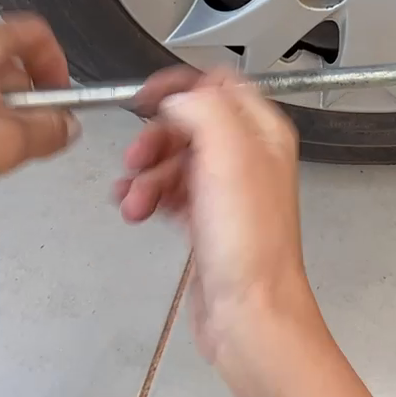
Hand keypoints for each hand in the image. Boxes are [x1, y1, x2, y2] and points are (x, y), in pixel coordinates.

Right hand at [115, 68, 314, 360]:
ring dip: (146, 173)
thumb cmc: (248, 239)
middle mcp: (247, 154)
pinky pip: (169, 192)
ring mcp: (226, 188)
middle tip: (135, 157)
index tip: (147, 97)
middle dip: (156, 136)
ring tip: (134, 199)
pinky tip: (136, 210)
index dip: (181, 86)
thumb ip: (203, 109)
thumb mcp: (228, 153)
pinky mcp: (206, 219)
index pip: (220, 84)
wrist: (248, 312)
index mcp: (261, 130)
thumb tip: (178, 98)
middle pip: (190, 122)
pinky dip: (148, 196)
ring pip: (174, 158)